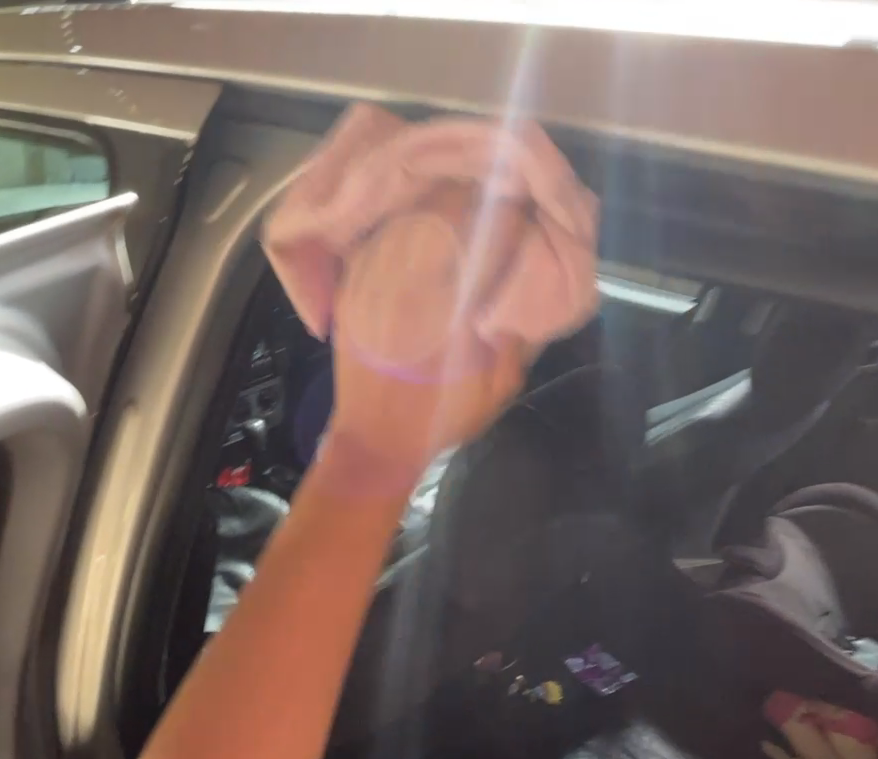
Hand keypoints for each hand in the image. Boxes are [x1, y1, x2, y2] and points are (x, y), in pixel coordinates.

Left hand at [319, 183, 535, 483]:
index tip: (524, 212)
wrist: (375, 442)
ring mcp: (374, 282)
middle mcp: (411, 282)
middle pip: (446, 209)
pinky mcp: (351, 290)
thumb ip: (518, 335)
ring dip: (436, 204)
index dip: (511, 214)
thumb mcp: (499, 386)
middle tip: (493, 197)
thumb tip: (526, 289)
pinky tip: (415, 229)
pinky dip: (399, 227)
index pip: (489, 231)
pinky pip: (375, 239)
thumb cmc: (440, 420)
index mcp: (454, 303)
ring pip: (408, 217)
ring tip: (457, 202)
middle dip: (475, 196)